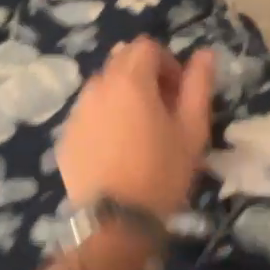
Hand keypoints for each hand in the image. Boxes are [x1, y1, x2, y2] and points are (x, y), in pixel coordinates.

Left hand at [58, 38, 215, 219]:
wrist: (116, 222)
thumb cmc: (162, 173)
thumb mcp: (193, 130)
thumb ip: (198, 85)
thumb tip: (204, 53)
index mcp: (130, 80)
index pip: (147, 46)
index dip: (168, 63)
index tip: (179, 92)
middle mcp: (97, 87)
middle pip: (121, 61)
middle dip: (145, 75)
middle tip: (162, 109)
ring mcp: (76, 112)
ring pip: (102, 87)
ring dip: (122, 96)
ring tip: (139, 131)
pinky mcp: (65, 137)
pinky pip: (87, 114)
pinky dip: (104, 119)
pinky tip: (117, 150)